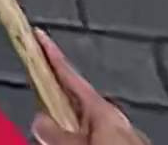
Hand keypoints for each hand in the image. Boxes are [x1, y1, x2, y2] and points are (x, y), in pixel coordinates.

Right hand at [31, 32, 150, 144]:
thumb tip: (39, 120)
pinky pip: (103, 141)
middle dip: (59, 106)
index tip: (37, 34)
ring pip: (92, 129)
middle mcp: (120, 124)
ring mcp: (130, 141)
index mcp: (105, 112)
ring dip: (75, 130)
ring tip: (59, 140)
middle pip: (80, 105)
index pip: (69, 73)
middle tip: (41, 114)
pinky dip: (88, 141)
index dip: (50, 53)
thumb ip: (55, 132)